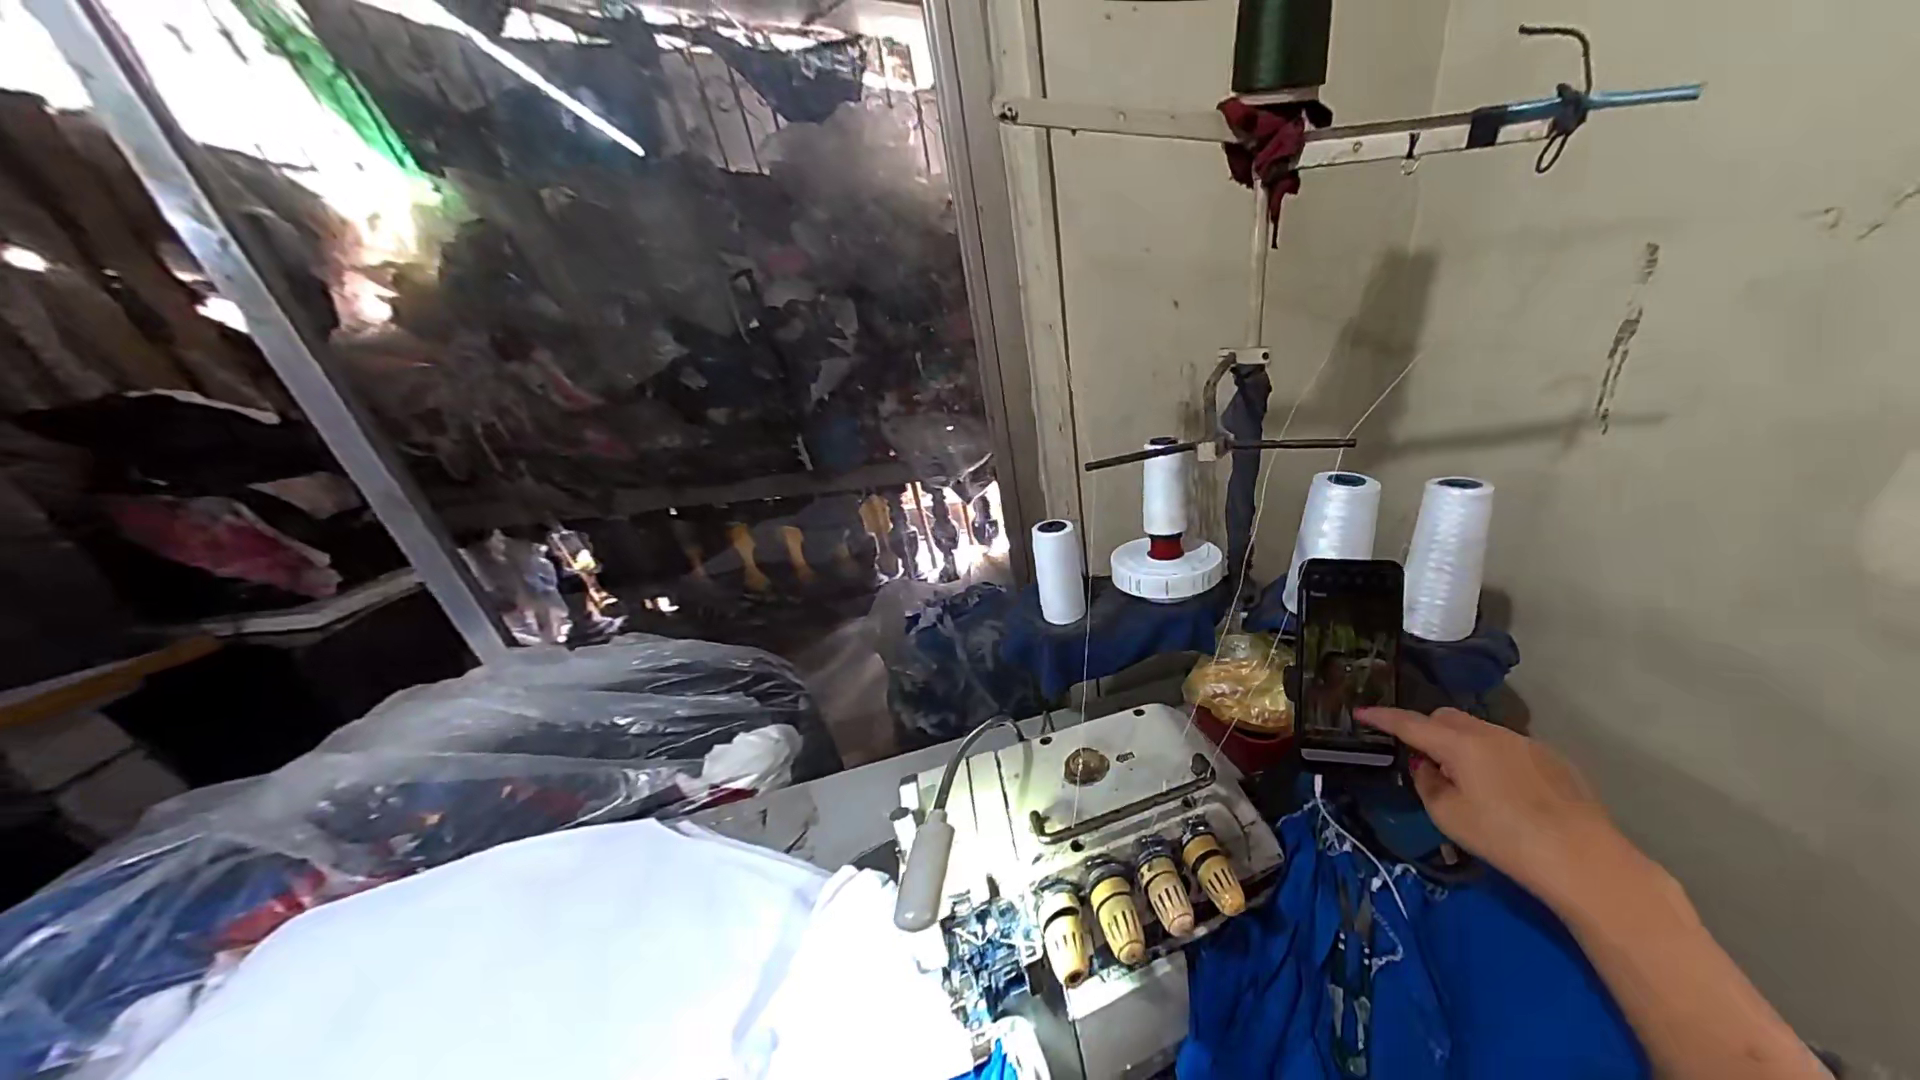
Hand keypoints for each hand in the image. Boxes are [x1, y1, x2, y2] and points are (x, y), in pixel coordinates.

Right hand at [1355, 707, 1624, 897]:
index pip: (1409, 723)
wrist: (1588, 862)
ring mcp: (1527, 743)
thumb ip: (1427, 782)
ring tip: (1466, 780)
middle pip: (1445, 717)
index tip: (1362, 713)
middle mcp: (1491, 733)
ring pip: (1478, 730)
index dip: (1382, 717)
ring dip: (1461, 744)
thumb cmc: (1506, 838)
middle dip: (1426, 729)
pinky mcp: (1554, 760)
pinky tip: (1505, 792)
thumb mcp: (1447, 815)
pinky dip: (1492, 757)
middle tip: (1421, 759)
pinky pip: (1508, 747)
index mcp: (1459, 744)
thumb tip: (1427, 766)